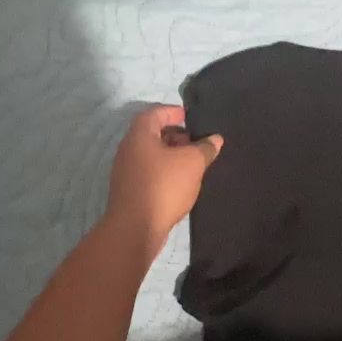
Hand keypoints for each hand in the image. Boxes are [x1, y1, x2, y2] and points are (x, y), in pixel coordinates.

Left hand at [104, 105, 223, 243]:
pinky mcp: (130, 191)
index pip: (154, 113)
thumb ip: (205, 148)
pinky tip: (182, 183)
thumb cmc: (163, 186)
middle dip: (175, 135)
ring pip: (151, 155)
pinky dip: (165, 171)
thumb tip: (215, 139)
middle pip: (152, 134)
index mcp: (139, 136)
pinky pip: (150, 172)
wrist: (135, 229)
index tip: (190, 116)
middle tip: (196, 142)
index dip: (173, 111)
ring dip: (171, 155)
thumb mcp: (192, 163)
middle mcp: (128, 150)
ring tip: (194, 163)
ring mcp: (126, 172)